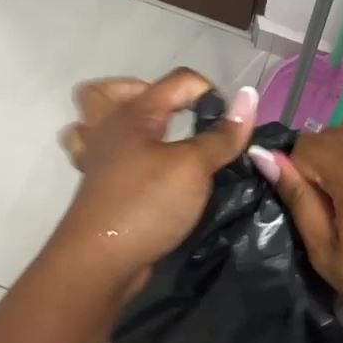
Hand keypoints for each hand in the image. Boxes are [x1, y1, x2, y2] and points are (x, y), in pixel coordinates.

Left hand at [54, 69, 256, 292]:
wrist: (102, 261)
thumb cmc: (147, 203)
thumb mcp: (194, 166)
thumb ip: (221, 134)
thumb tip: (249, 97)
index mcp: (132, 115)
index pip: (178, 81)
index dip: (210, 93)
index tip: (230, 126)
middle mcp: (108, 131)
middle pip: (107, 92)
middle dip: (141, 92)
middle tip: (173, 115)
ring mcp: (98, 162)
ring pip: (93, 125)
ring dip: (119, 123)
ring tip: (152, 137)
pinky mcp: (99, 190)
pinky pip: (102, 159)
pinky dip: (120, 157)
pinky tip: (144, 169)